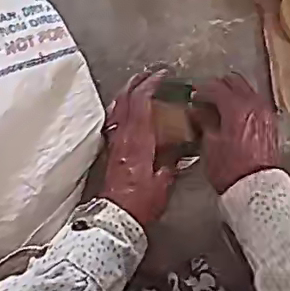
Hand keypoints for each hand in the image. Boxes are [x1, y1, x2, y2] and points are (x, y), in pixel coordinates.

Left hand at [98, 70, 179, 228]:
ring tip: (139, 84)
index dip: (150, 84)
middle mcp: (123, 136)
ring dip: (128, 92)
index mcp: (138, 139)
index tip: (162, 75)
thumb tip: (178, 153)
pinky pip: (115, 120)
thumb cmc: (141, 201)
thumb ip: (170, 162)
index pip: (141, 102)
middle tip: (151, 73)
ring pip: (118, 108)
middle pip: (125, 99)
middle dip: (138, 82)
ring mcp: (115, 142)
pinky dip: (122, 108)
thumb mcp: (164, 182)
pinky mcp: (112, 150)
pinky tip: (127, 109)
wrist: (116, 217)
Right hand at [195, 73, 279, 192]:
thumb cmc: (231, 169)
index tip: (194, 94)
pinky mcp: (271, 123)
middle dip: (219, 86)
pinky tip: (235, 115)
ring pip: (248, 90)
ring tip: (219, 105)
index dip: (202, 89)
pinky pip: (256, 103)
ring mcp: (265, 113)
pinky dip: (244, 103)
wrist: (257, 187)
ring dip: (233, 93)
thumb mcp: (210, 144)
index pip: (216, 86)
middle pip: (235, 81)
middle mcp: (254, 105)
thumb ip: (204, 121)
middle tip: (206, 96)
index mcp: (236, 107)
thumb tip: (196, 111)